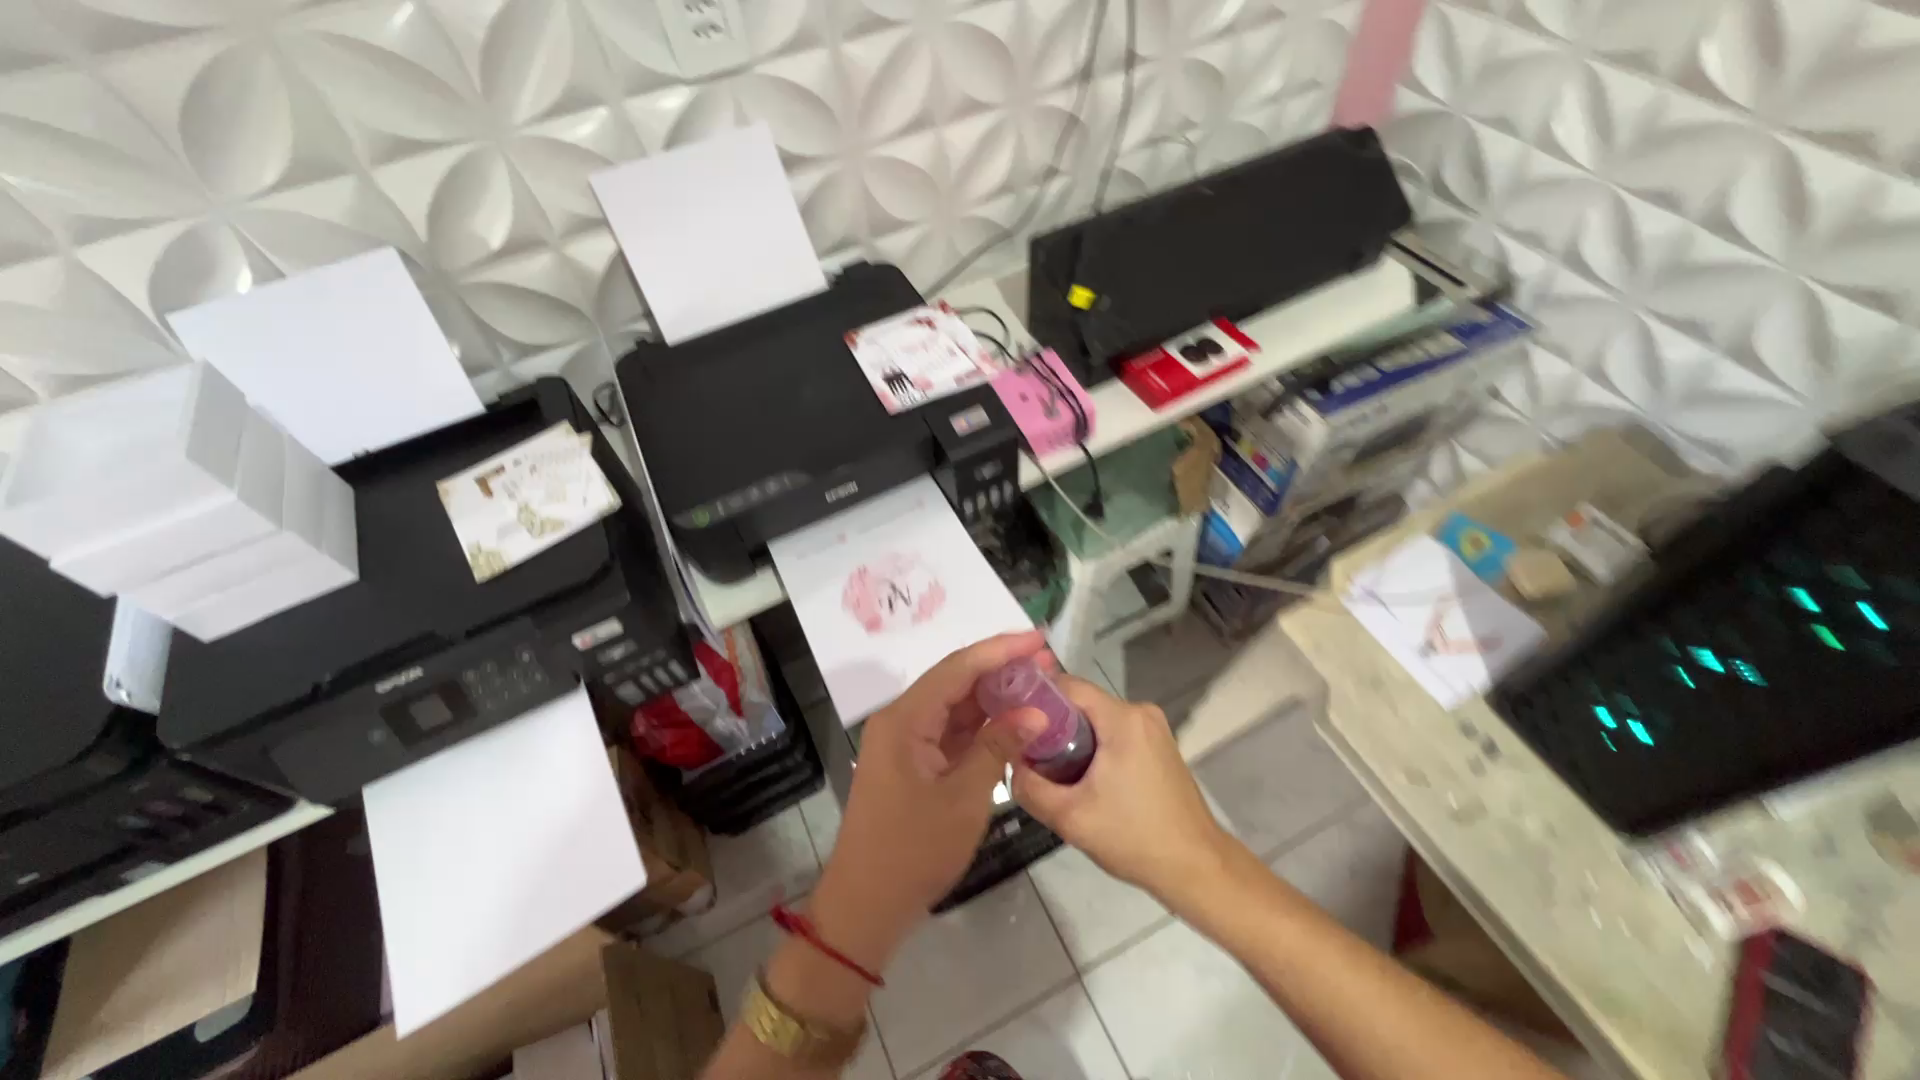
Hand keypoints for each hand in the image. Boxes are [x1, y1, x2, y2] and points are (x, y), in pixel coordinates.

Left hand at [807, 631, 1051, 970]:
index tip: (1040, 639)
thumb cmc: (913, 850)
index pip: (958, 668)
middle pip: (954, 682)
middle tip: (1047, 664)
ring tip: (1038, 687)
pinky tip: (1013, 724)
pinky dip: (981, 728)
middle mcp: (900, 721)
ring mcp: (904, 744)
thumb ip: (999, 748)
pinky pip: (950, 733)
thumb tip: (1035, 713)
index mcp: (905, 719)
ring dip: (993, 699)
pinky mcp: (911, 766)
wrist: (866, 905)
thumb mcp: (964, 798)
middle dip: (1000, 671)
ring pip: (953, 708)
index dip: (1001, 650)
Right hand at [991, 675, 1233, 903]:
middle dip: (1051, 727)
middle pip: (1082, 704)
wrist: (1195, 867)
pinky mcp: (1159, 747)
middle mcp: (1141, 713)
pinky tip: (1082, 782)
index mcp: (1123, 719)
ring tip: (1051, 774)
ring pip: (1097, 722)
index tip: (1011, 720)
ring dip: (1072, 742)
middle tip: (1027, 755)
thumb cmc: (1134, 837)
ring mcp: (1154, 729)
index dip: (1035, 698)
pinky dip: (1094, 751)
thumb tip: (1012, 767)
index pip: (1067, 685)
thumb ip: (1030, 788)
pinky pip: (1114, 736)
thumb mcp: (1070, 818)